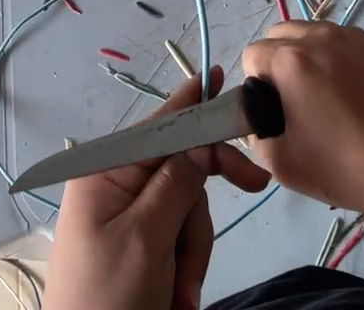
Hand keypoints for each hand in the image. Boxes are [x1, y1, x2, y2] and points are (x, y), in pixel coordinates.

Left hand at [44, 67, 271, 309]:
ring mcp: (130, 219)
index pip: (159, 126)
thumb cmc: (108, 299)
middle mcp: (117, 187)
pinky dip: (186, 267)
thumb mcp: (145, 240)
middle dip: (202, 206)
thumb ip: (177, 184)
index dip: (193, 101)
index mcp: (106, 173)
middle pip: (182, 168)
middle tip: (258, 187)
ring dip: (193, 251)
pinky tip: (176, 298)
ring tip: (178, 294)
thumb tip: (201, 140)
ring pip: (188, 208)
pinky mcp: (142, 248)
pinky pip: (180, 238)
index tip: (221, 75)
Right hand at [241, 21, 363, 221]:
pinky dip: (338, 58)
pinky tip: (355, 94)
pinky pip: (343, 41)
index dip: (256, 84)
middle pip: (279, 34)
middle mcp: (320, 37)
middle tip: (295, 102)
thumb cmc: (346, 169)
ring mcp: (353, 37)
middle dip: (277, 62)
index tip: (274, 111)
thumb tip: (257, 114)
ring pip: (312, 33)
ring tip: (327, 96)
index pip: (252, 54)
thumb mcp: (282, 164)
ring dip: (307, 56)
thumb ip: (254, 133)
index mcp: (291, 61)